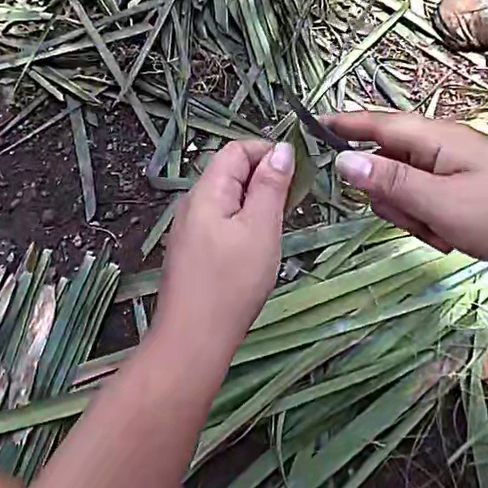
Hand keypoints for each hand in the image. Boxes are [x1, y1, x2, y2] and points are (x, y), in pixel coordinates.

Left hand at [153, 139, 293, 357]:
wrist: (194, 338)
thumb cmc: (232, 282)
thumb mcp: (261, 229)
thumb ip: (271, 186)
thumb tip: (282, 149)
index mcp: (207, 191)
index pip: (236, 150)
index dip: (268, 152)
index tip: (298, 171)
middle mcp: (192, 204)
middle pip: (230, 172)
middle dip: (264, 177)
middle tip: (293, 201)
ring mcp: (189, 229)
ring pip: (227, 199)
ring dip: (256, 202)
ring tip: (279, 224)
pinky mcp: (192, 252)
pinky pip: (221, 222)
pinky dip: (243, 223)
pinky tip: (257, 246)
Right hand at [323, 112, 487, 284]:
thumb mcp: (441, 203)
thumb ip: (391, 181)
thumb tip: (345, 159)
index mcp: (439, 139)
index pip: (380, 123)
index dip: (346, 124)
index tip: (314, 124)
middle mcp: (445, 150)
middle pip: (390, 163)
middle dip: (392, 196)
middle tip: (416, 219)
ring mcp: (458, 174)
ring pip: (407, 190)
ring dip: (414, 216)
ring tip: (443, 232)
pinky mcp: (467, 196)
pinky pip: (429, 206)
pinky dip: (433, 225)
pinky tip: (455, 238)